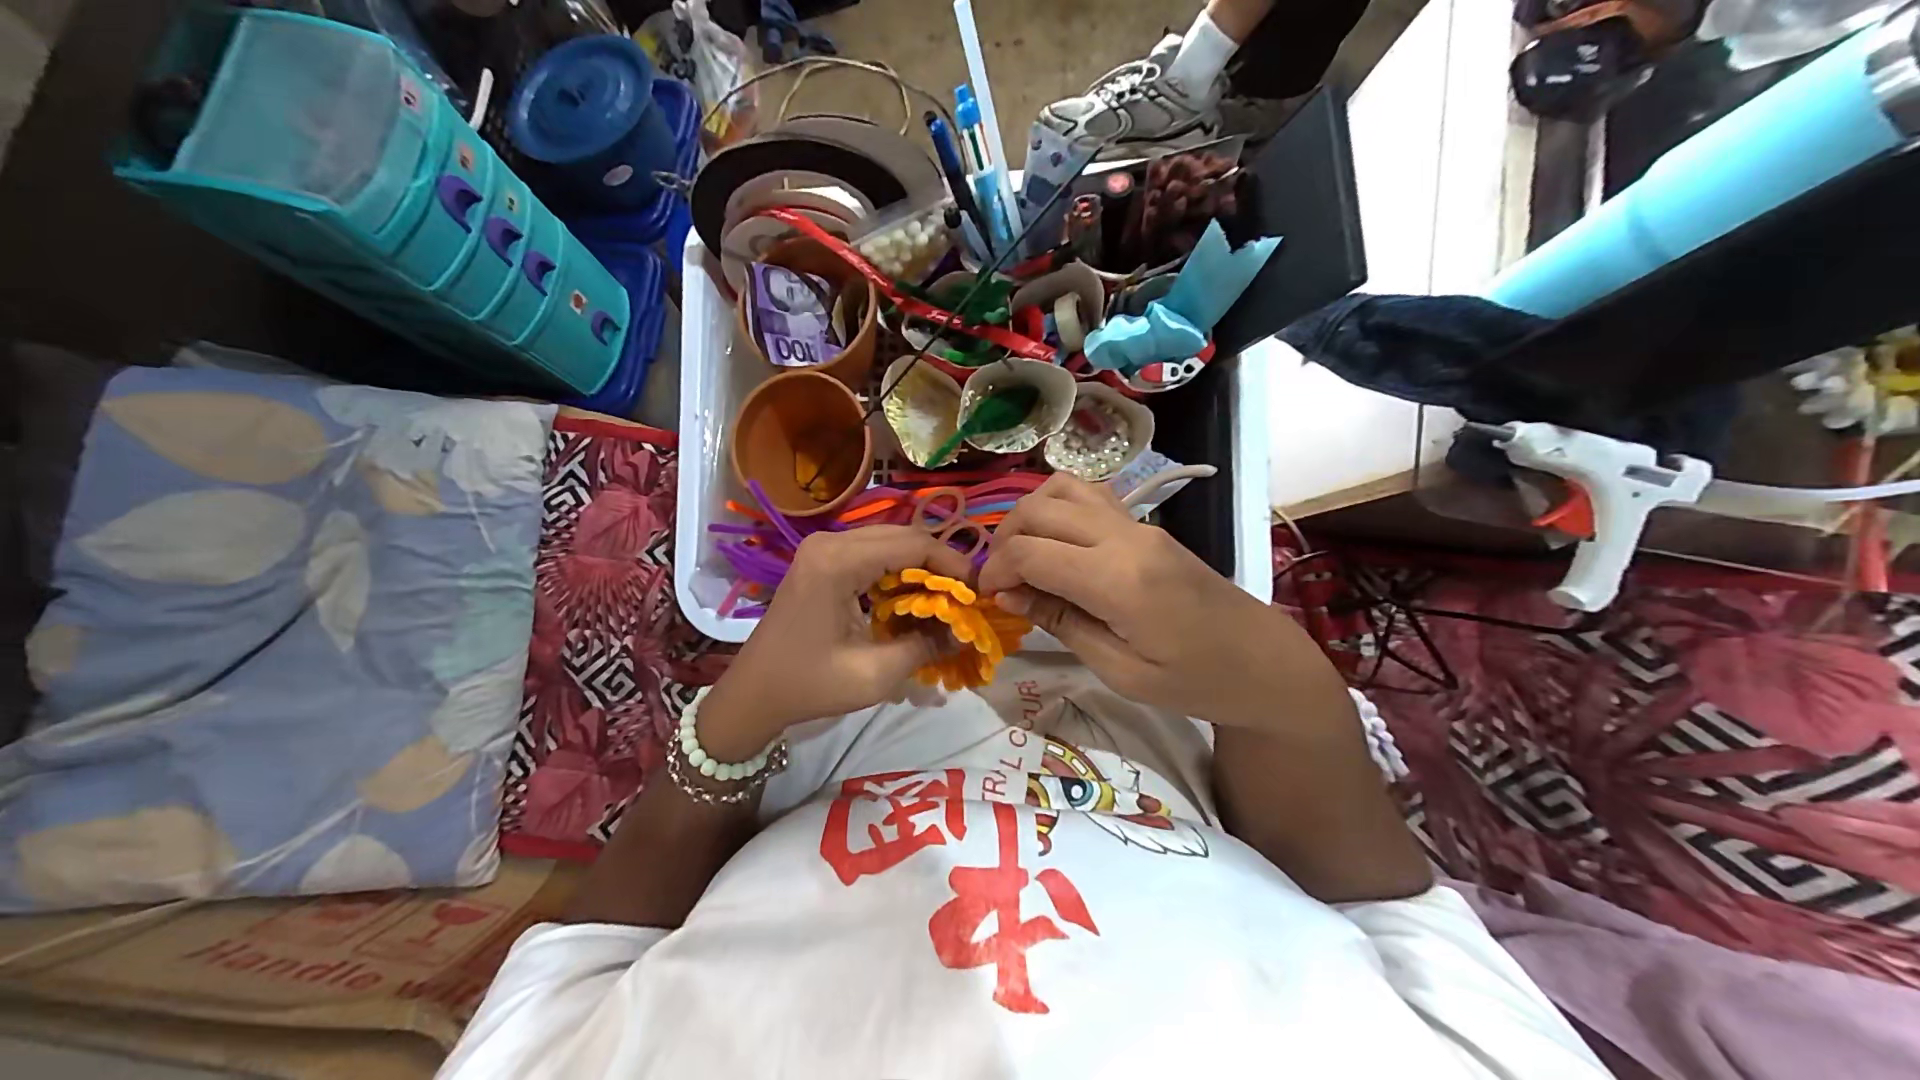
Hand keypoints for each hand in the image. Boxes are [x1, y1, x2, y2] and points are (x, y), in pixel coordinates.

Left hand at [697, 526, 974, 757]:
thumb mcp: (875, 674)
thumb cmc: (809, 685)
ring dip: (919, 567)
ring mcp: (822, 548)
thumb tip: (962, 631)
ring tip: (943, 600)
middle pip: (902, 536)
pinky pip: (871, 554)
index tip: (976, 592)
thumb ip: (924, 646)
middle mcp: (830, 542)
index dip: (951, 565)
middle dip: (938, 564)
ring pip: (889, 542)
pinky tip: (910, 599)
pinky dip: (897, 572)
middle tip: (964, 597)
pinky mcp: (821, 560)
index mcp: (838, 562)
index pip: (913, 544)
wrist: (753, 694)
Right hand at [977, 475, 1347, 727]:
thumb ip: (1061, 622)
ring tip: (1023, 556)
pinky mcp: (1146, 524)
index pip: (1031, 552)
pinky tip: (1056, 543)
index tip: (987, 596)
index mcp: (1119, 580)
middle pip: (1039, 509)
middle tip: (1000, 580)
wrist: (1263, 661)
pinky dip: (1058, 508)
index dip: (996, 570)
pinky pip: (1089, 494)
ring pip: (1062, 488)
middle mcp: (1126, 537)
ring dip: (1029, 516)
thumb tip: (1009, 592)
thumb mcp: (1120, 670)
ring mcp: (1139, 524)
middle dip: (1004, 540)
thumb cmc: (1194, 681)